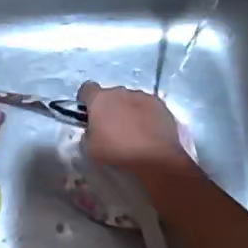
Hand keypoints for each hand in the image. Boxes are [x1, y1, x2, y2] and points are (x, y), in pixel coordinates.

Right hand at [77, 82, 193, 173]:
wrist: (156, 159)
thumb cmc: (118, 153)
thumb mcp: (90, 149)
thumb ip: (89, 133)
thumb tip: (94, 129)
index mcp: (100, 99)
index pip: (87, 89)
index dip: (86, 101)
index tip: (89, 114)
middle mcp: (121, 92)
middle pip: (111, 95)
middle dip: (110, 108)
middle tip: (112, 129)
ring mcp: (143, 96)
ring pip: (131, 100)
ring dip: (129, 111)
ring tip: (133, 132)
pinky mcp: (161, 105)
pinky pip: (148, 107)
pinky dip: (146, 116)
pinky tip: (149, 133)